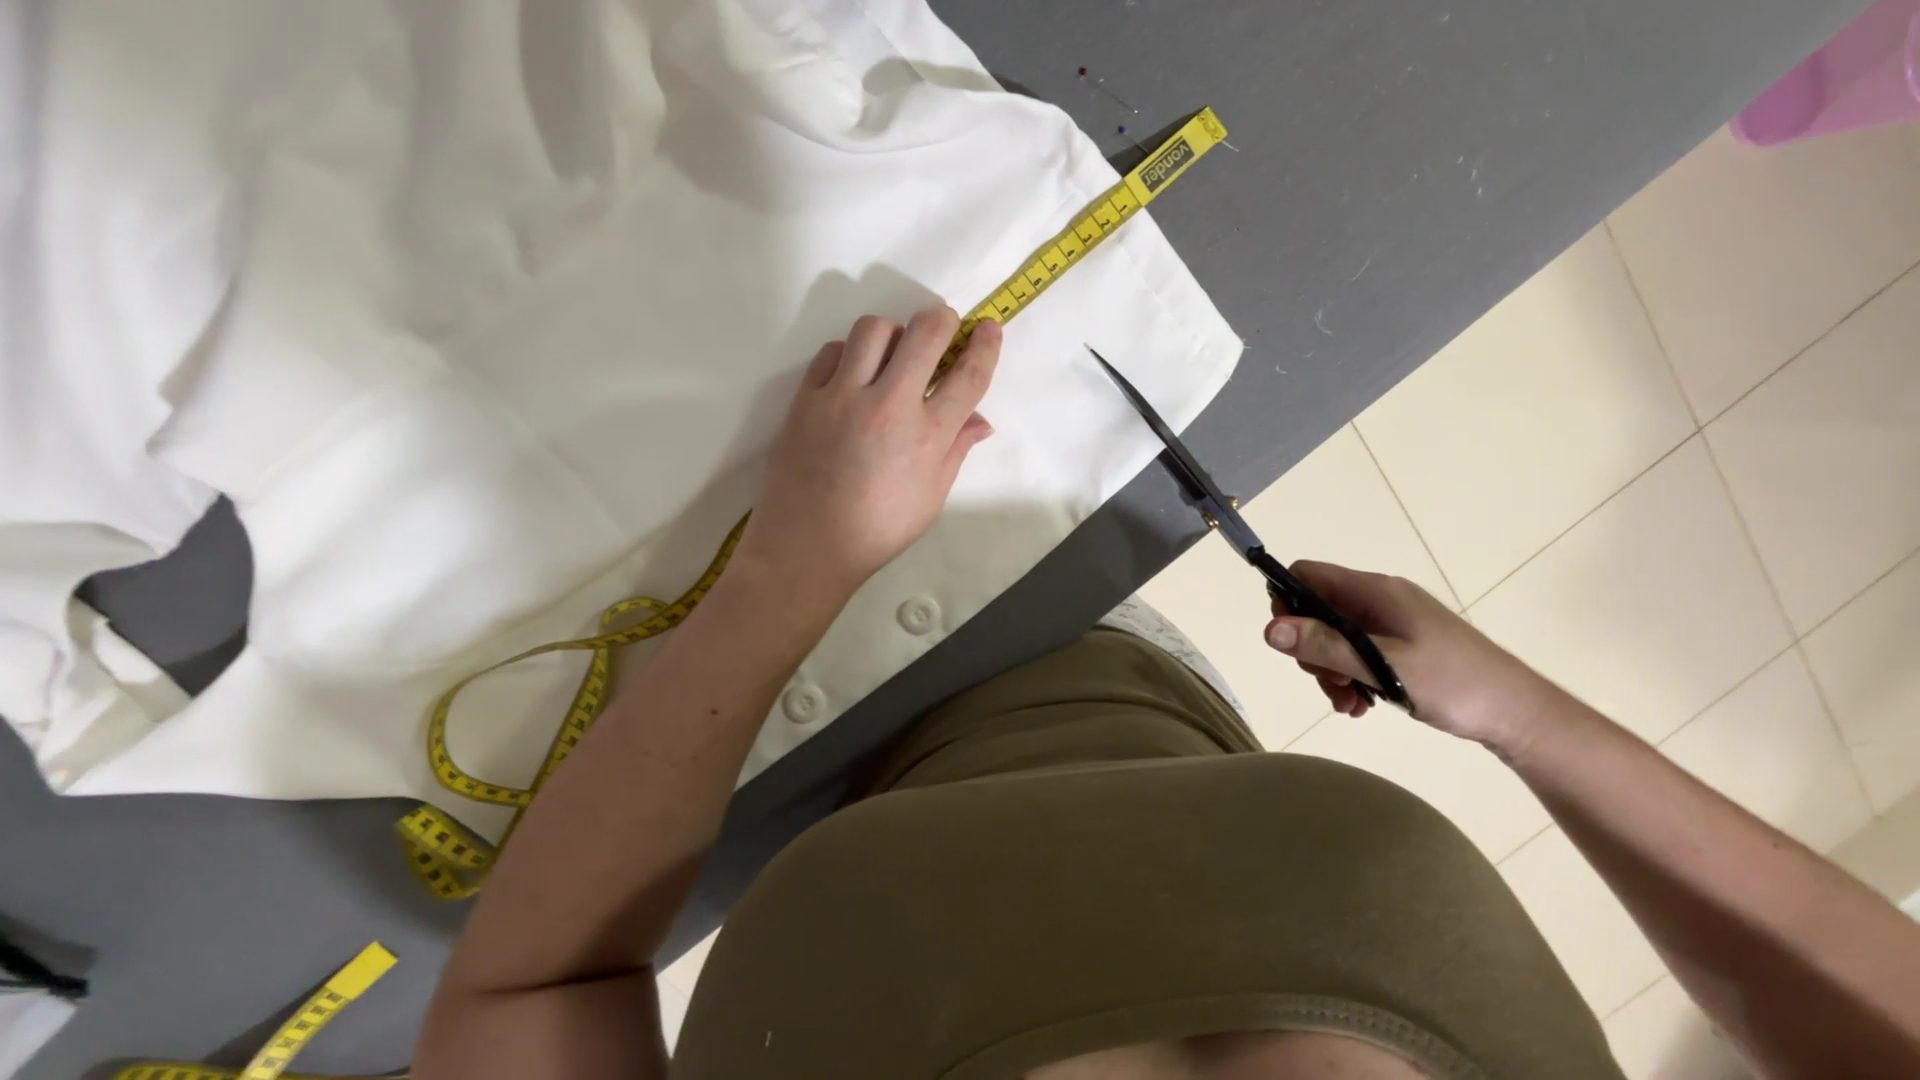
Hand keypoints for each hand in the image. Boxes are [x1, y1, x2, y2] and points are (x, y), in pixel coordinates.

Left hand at [733, 306, 1000, 603]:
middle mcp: (889, 406)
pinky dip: (849, 355)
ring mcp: (843, 397)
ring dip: (892, 334)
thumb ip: (956, 451)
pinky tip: (853, 375)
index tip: (989, 328)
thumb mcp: (931, 498)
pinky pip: (832, 352)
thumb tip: (981, 421)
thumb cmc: (878, 530)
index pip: (967, 376)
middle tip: (942, 330)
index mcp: (927, 436)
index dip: (985, 346)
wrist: (808, 544)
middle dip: (942, 320)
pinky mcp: (806, 398)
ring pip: (873, 330)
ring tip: (892, 356)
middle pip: (925, 333)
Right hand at [1263, 561, 1567, 753]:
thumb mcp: (1383, 667)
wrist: (1519, 714)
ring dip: (1331, 671)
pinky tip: (1361, 706)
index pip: (1308, 575)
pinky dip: (1351, 677)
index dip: (1287, 603)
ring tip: (1348, 704)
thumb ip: (1325, 647)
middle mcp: (1380, 599)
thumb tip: (1269, 629)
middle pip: (1317, 611)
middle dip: (1311, 649)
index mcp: (1375, 591)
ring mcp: (1392, 622)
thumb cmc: (1455, 684)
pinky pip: (1358, 653)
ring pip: (1335, 637)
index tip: (1292, 645)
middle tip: (1329, 684)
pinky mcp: (1403, 645)